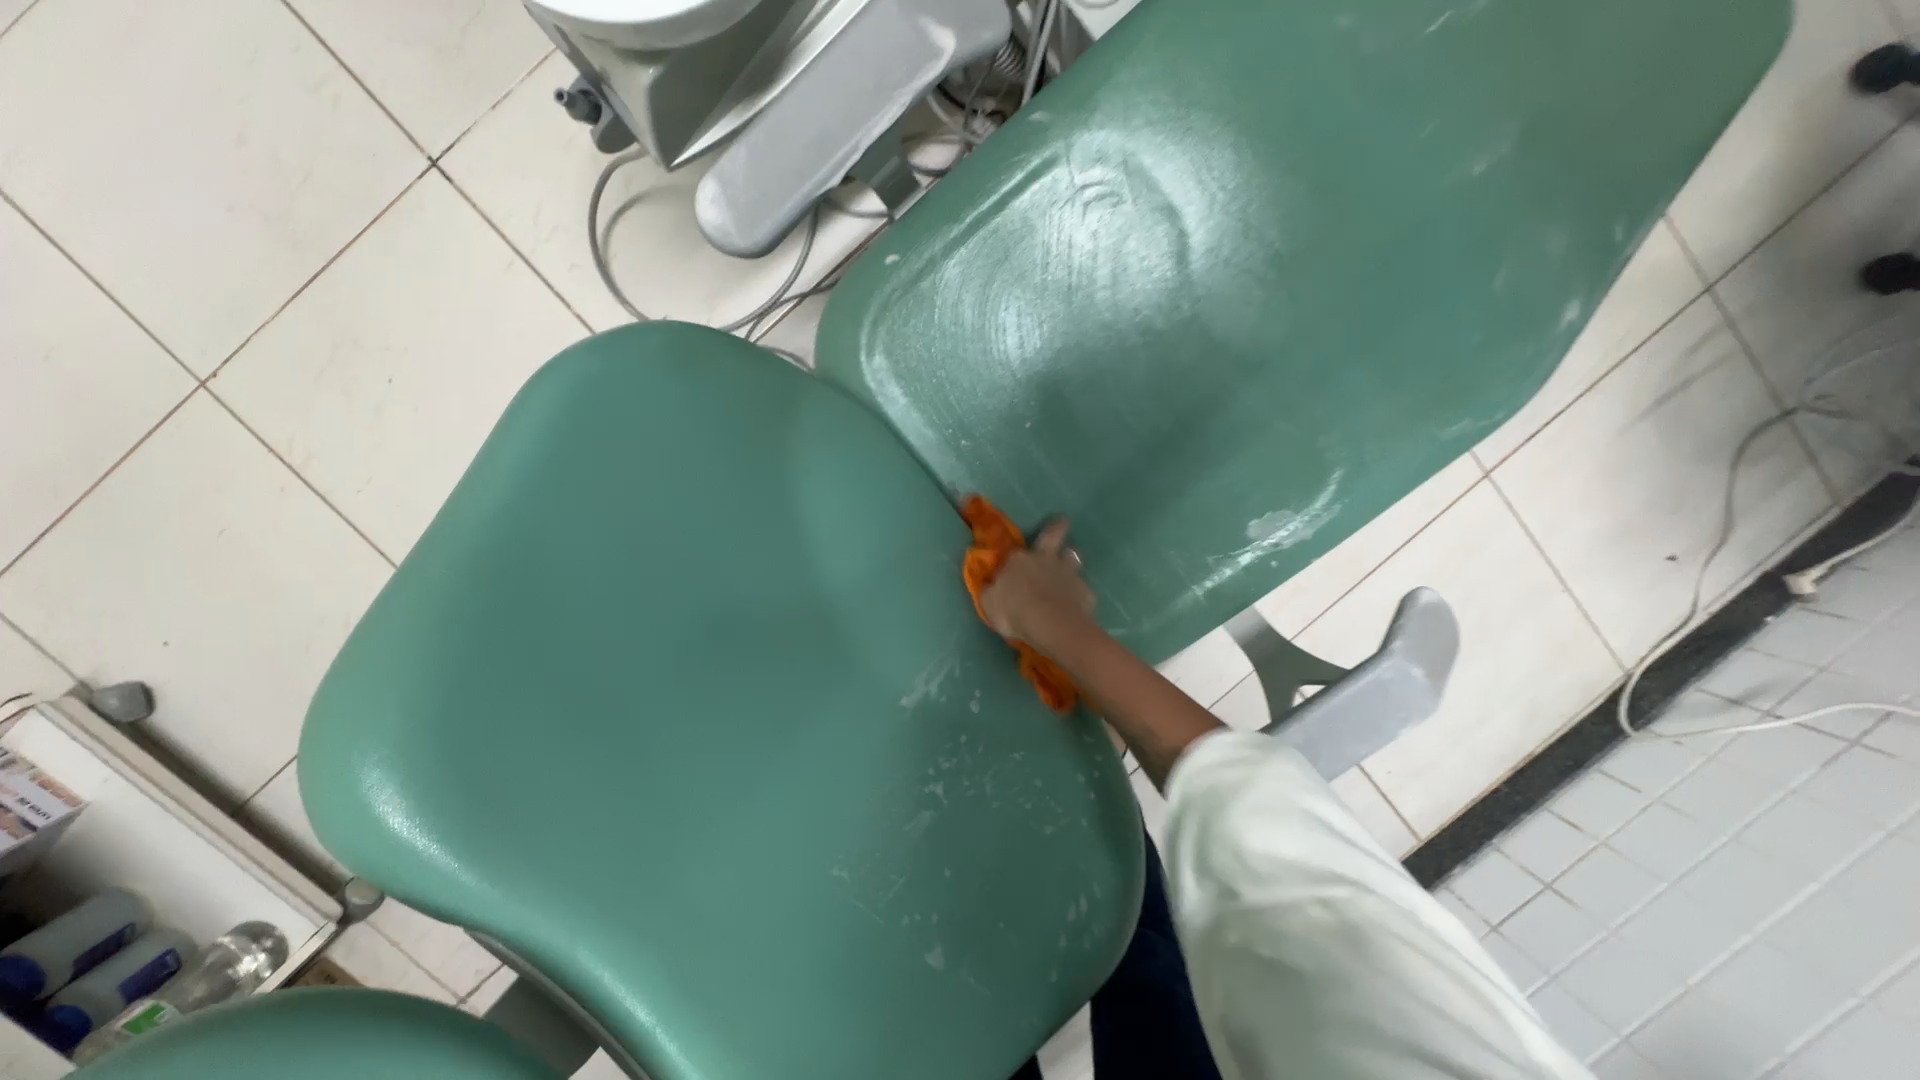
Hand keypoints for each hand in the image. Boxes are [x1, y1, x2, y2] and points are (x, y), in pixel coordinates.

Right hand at [980, 518, 1097, 654]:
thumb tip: (990, 586)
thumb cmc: (1014, 612)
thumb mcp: (988, 604)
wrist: (1050, 624)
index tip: (1016, 560)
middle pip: (1054, 535)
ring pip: (1074, 557)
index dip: (1016, 556)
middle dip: (1058, 526)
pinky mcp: (1085, 591)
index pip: (1016, 551)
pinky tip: (1077, 605)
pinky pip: (1083, 590)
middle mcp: (1045, 560)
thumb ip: (990, 592)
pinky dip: (1080, 595)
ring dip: (1071, 560)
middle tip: (1063, 521)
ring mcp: (1068, 573)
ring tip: (1069, 570)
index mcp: (1019, 560)